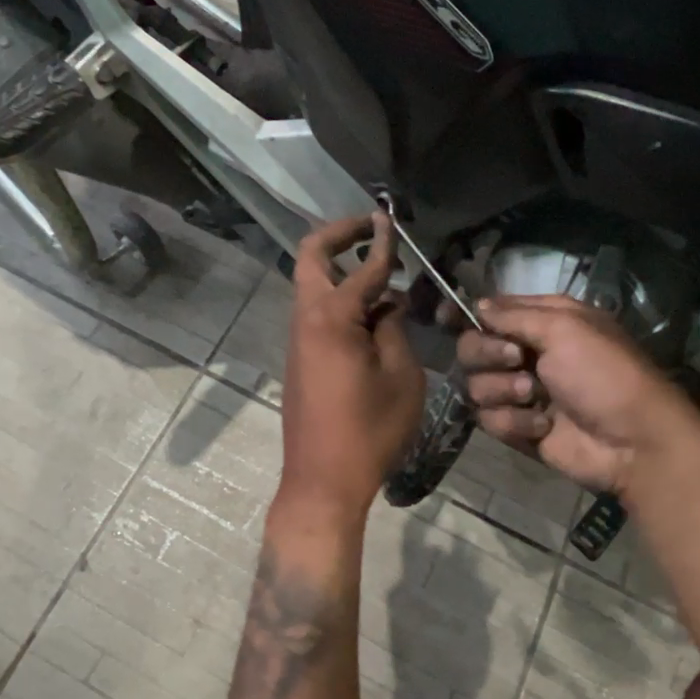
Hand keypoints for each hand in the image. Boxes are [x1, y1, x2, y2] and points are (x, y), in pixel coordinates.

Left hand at [278, 212, 426, 517]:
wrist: (323, 481)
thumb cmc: (370, 429)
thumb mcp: (401, 375)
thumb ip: (394, 327)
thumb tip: (387, 302)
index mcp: (331, 317)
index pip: (362, 267)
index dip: (381, 241)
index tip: (391, 217)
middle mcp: (306, 318)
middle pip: (312, 257)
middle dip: (340, 234)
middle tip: (371, 228)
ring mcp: (298, 338)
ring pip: (311, 283)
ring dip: (340, 266)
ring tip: (382, 271)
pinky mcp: (300, 357)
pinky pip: (317, 310)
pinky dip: (339, 295)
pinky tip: (371, 311)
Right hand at [458, 295, 699, 494]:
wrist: (632, 442)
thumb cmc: (603, 373)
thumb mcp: (564, 329)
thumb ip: (514, 315)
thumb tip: (477, 304)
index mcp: (543, 321)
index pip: (491, 311)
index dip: (470, 315)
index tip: (450, 318)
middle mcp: (527, 353)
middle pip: (473, 347)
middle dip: (487, 354)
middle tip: (516, 360)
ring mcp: (521, 392)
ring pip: (477, 384)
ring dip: (504, 390)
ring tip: (535, 398)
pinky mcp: (519, 428)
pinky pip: (489, 419)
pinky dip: (515, 422)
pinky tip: (543, 426)